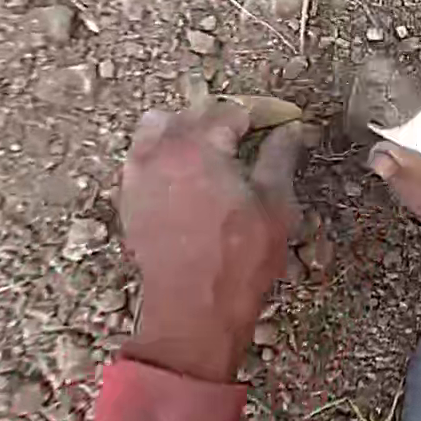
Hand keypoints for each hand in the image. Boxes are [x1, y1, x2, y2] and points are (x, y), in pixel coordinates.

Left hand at [117, 101, 307, 381]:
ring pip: (158, 129)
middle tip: (263, 127)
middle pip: (193, 113)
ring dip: (192, 127)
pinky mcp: (130, 201)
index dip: (266, 111)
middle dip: (230, 115)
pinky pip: (142, 156)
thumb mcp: (276, 201)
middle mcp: (160, 156)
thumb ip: (281, 155)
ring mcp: (138, 179)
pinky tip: (193, 166)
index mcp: (199, 150)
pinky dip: (167, 149)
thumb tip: (290, 128)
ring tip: (223, 141)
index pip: (233, 110)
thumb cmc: (242, 255)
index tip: (289, 120)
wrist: (194, 309)